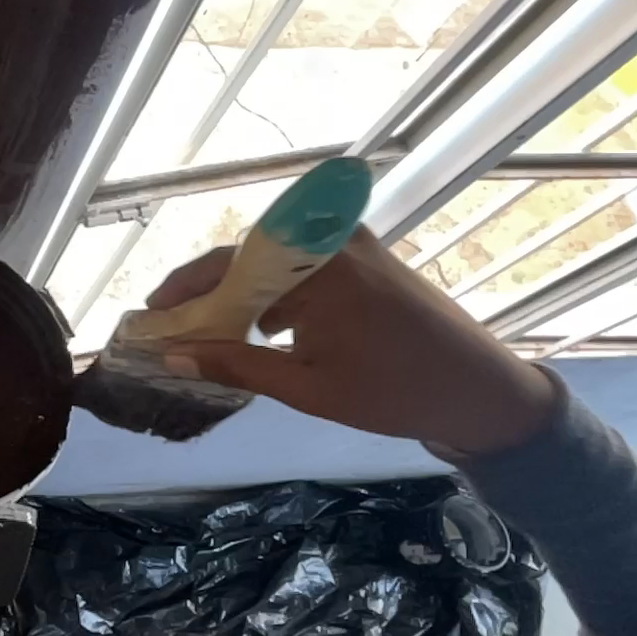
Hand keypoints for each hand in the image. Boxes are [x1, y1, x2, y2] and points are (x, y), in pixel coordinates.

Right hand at [145, 226, 557, 454]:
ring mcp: (352, 244)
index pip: (227, 266)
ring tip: (211, 324)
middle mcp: (331, 242)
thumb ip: (234, 365)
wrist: (484, 392)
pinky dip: (273, 287)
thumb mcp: (306, 387)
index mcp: (316, 270)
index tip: (152, 313)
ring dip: (239, 288)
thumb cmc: (393, 393)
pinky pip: (301, 261)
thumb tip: (173, 355)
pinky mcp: (365, 254)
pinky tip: (262, 322)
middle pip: (246, 256)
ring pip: (271, 258)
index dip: (184, 288)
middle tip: (176, 321)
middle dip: (207, 288)